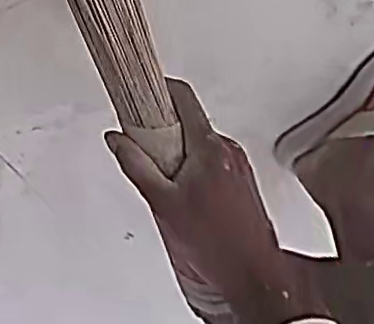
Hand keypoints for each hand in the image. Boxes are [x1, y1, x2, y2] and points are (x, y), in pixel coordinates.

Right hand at [108, 80, 326, 323]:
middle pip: (187, 118)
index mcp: (210, 148)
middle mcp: (229, 151)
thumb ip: (135, 165)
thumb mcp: (163, 204)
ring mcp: (239, 166)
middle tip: (147, 147)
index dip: (157, 86)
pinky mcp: (244, 181)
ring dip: (178, 149)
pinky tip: (185, 192)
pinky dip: (193, 164)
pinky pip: (211, 157)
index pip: (182, 95)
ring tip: (167, 178)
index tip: (139, 89)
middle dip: (163, 128)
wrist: (257, 287)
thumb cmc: (219, 250)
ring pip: (198, 139)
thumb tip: (116, 140)